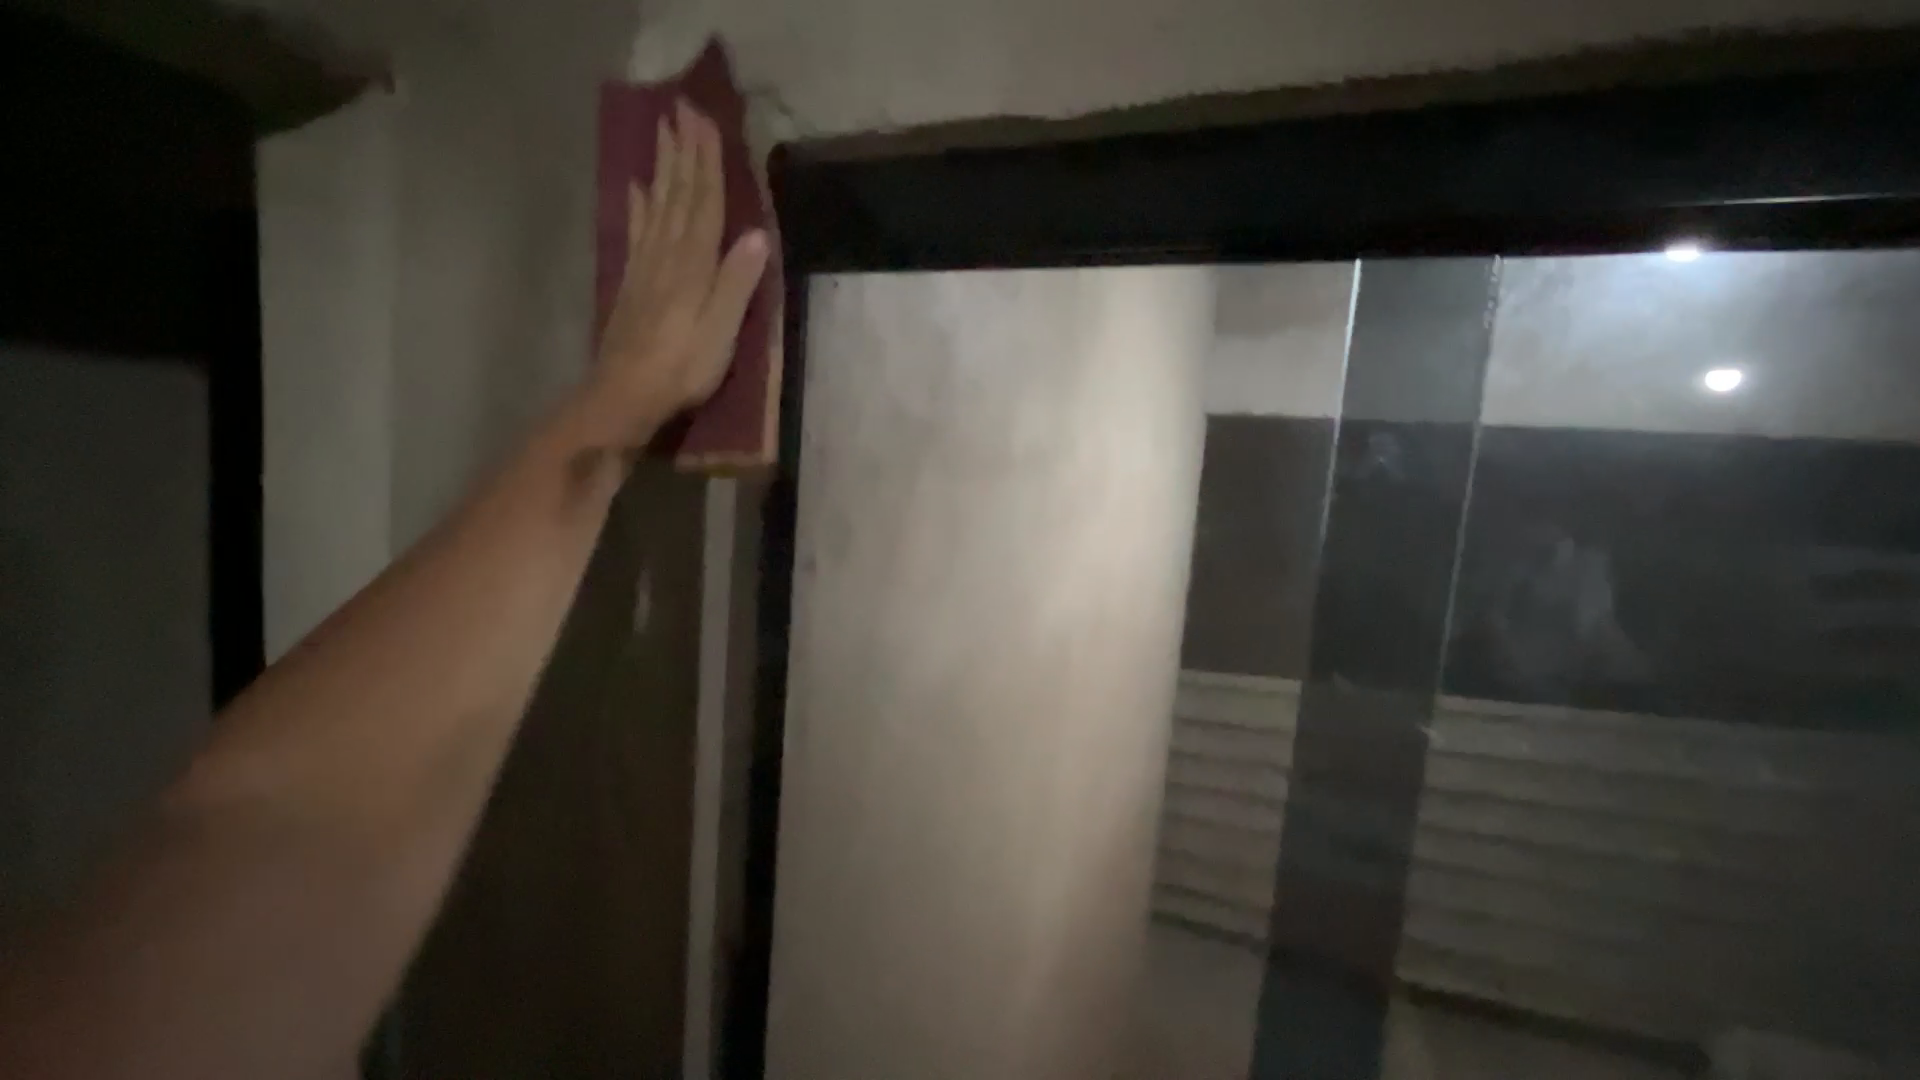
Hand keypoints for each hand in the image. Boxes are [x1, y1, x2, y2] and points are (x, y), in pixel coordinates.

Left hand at [586, 98, 769, 446]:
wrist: (625, 394)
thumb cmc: (683, 368)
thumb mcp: (721, 331)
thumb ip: (737, 282)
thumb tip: (758, 234)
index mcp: (694, 265)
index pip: (704, 204)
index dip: (707, 162)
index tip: (707, 121)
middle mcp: (667, 255)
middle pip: (678, 194)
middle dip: (683, 151)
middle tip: (682, 107)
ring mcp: (645, 266)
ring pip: (657, 204)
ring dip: (663, 166)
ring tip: (663, 131)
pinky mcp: (631, 281)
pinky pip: (637, 231)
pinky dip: (638, 205)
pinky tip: (637, 187)